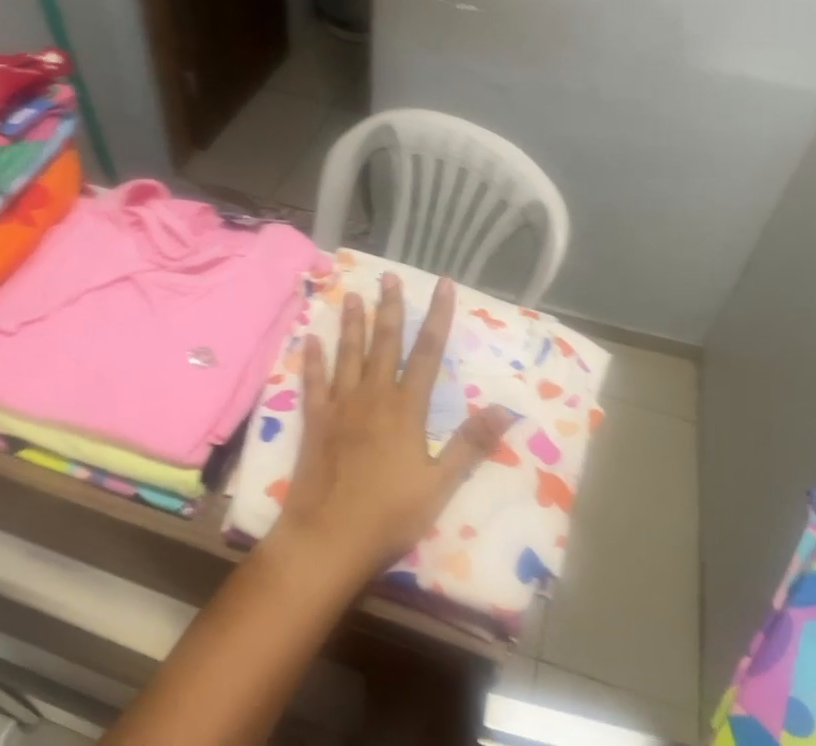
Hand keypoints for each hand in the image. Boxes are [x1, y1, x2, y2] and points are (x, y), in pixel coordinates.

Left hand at [268, 273, 512, 583]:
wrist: (327, 538)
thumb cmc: (389, 515)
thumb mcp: (440, 485)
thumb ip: (470, 444)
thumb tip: (506, 410)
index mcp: (405, 409)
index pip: (427, 353)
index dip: (437, 317)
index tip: (442, 285)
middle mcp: (372, 398)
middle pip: (384, 343)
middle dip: (389, 308)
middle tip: (387, 276)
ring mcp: (339, 408)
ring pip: (347, 355)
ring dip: (350, 324)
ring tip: (351, 295)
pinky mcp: (314, 423)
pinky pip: (313, 383)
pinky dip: (312, 360)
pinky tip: (309, 340)